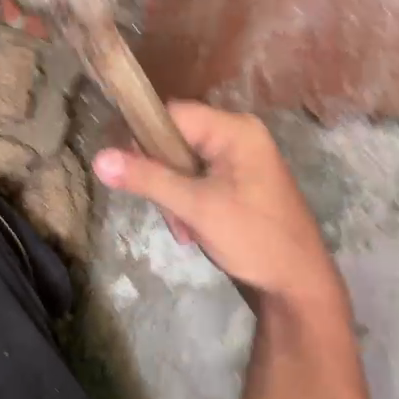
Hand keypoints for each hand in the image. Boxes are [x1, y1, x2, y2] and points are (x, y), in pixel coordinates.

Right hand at [93, 103, 342, 309]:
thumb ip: (147, 179)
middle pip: (174, 138)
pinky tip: (192, 229)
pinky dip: (186, 201)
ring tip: (183, 227)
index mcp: (235, 130)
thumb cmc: (254, 238)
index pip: (172, 114)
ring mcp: (239, 158)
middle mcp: (238, 135)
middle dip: (161, 175)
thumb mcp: (195, 207)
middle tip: (166, 210)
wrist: (299, 284)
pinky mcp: (236, 181)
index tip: (129, 171)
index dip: (144, 138)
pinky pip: (195, 178)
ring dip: (172, 194)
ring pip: (181, 162)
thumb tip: (98, 158)